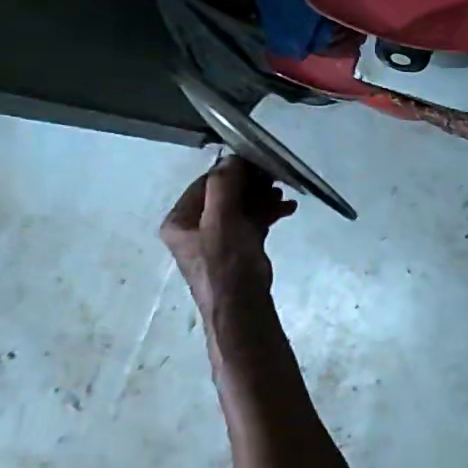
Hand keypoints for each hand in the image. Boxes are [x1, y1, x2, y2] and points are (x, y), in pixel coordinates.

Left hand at [160, 157, 296, 308]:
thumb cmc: (226, 264)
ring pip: (241, 208)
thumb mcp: (221, 220)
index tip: (259, 164)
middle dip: (252, 184)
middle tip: (276, 178)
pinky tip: (288, 209)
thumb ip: (224, 186)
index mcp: (180, 220)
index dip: (232, 170)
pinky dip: (268, 213)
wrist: (242, 309)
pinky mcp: (237, 249)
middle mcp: (194, 228)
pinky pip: (251, 222)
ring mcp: (217, 239)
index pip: (205, 183)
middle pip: (224, 194)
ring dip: (263, 198)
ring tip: (285, 195)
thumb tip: (232, 158)